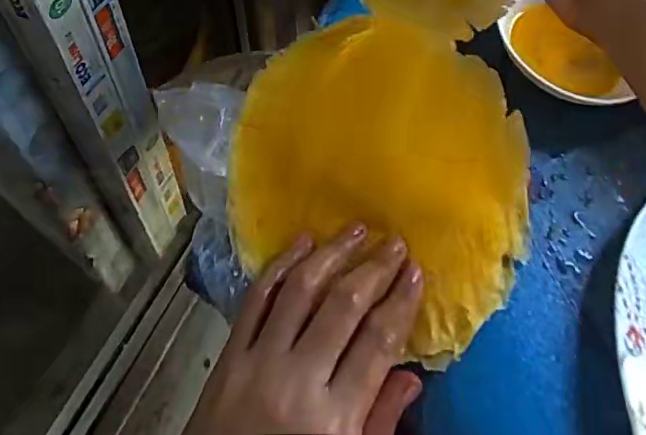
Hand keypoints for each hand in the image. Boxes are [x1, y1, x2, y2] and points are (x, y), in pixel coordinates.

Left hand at [186, 224, 423, 434]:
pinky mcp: (230, 354)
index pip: (377, 344)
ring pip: (301, 290)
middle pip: (343, 307)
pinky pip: (257, 297)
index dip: (400, 302)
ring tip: (356, 229)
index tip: (415, 272)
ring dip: (332, 253)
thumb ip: (379, 423)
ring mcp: (259, 362)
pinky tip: (301, 242)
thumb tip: (411, 375)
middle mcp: (298, 381)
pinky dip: (281, 265)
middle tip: (395, 242)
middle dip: (374, 269)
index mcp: (334, 419)